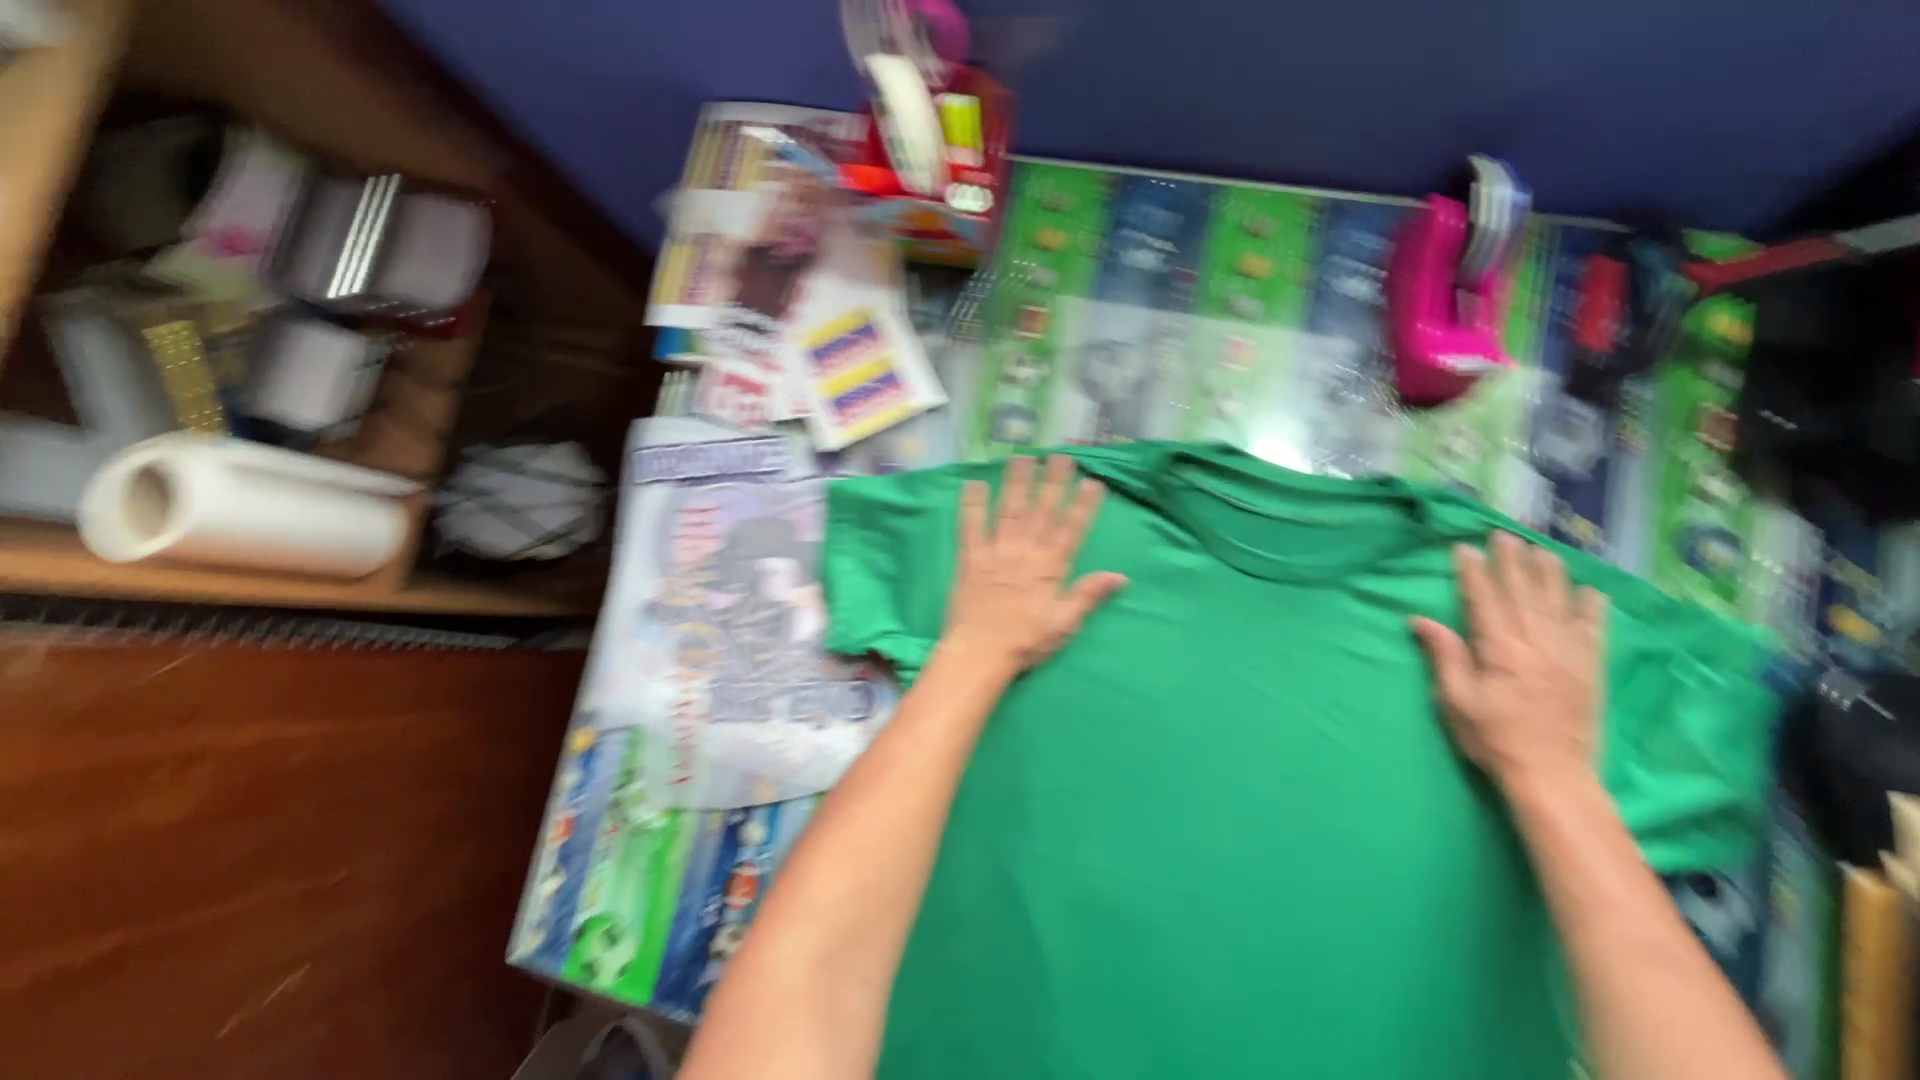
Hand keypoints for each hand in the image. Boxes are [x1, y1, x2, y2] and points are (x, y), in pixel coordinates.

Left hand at [943, 455, 1127, 673]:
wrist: (980, 652)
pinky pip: (970, 526)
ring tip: (1023, 457)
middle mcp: (1025, 552)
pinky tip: (974, 483)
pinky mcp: (970, 558)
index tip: (1093, 482)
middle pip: (1042, 510)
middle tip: (1061, 456)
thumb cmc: (1026, 642)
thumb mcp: (1065, 623)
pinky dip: (972, 504)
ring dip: (1017, 482)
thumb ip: (1089, 595)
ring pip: (1009, 510)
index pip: (1071, 529)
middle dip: (1053, 482)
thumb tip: (1120, 576)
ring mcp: (996, 551)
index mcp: (1051, 567)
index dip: (1083, 505)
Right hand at [1410, 532, 1607, 789]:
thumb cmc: (1494, 739)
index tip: (1465, 548)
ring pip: (1558, 603)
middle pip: (1522, 593)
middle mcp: (1538, 644)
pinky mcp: (1591, 668)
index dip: (1473, 573)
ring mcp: (1570, 654)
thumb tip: (1421, 620)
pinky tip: (1589, 591)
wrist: (1553, 776)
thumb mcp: (1456, 702)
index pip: (1484, 601)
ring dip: (1548, 574)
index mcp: (1501, 651)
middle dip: (1510, 562)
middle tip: (1502, 536)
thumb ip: (1445, 657)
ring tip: (1540, 550)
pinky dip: (1592, 607)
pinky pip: (1594, 629)